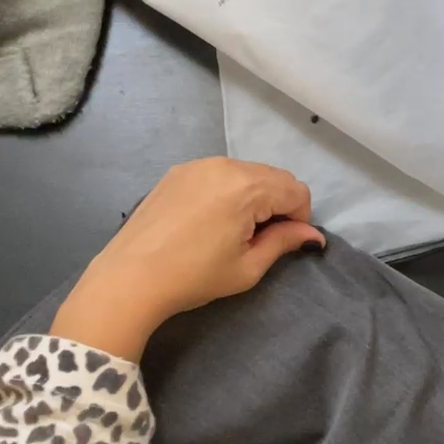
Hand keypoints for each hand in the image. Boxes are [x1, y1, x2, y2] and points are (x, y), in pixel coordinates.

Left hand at [49, 158, 325, 359]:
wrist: (129, 278)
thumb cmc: (194, 277)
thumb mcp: (248, 267)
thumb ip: (284, 242)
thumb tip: (314, 236)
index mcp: (247, 187)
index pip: (297, 190)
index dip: (300, 217)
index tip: (284, 242)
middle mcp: (226, 165)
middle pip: (275, 176)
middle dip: (279, 204)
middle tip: (261, 238)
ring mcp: (199, 164)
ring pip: (248, 172)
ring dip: (255, 195)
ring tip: (235, 229)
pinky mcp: (179, 171)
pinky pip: (220, 173)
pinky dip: (229, 190)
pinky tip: (211, 220)